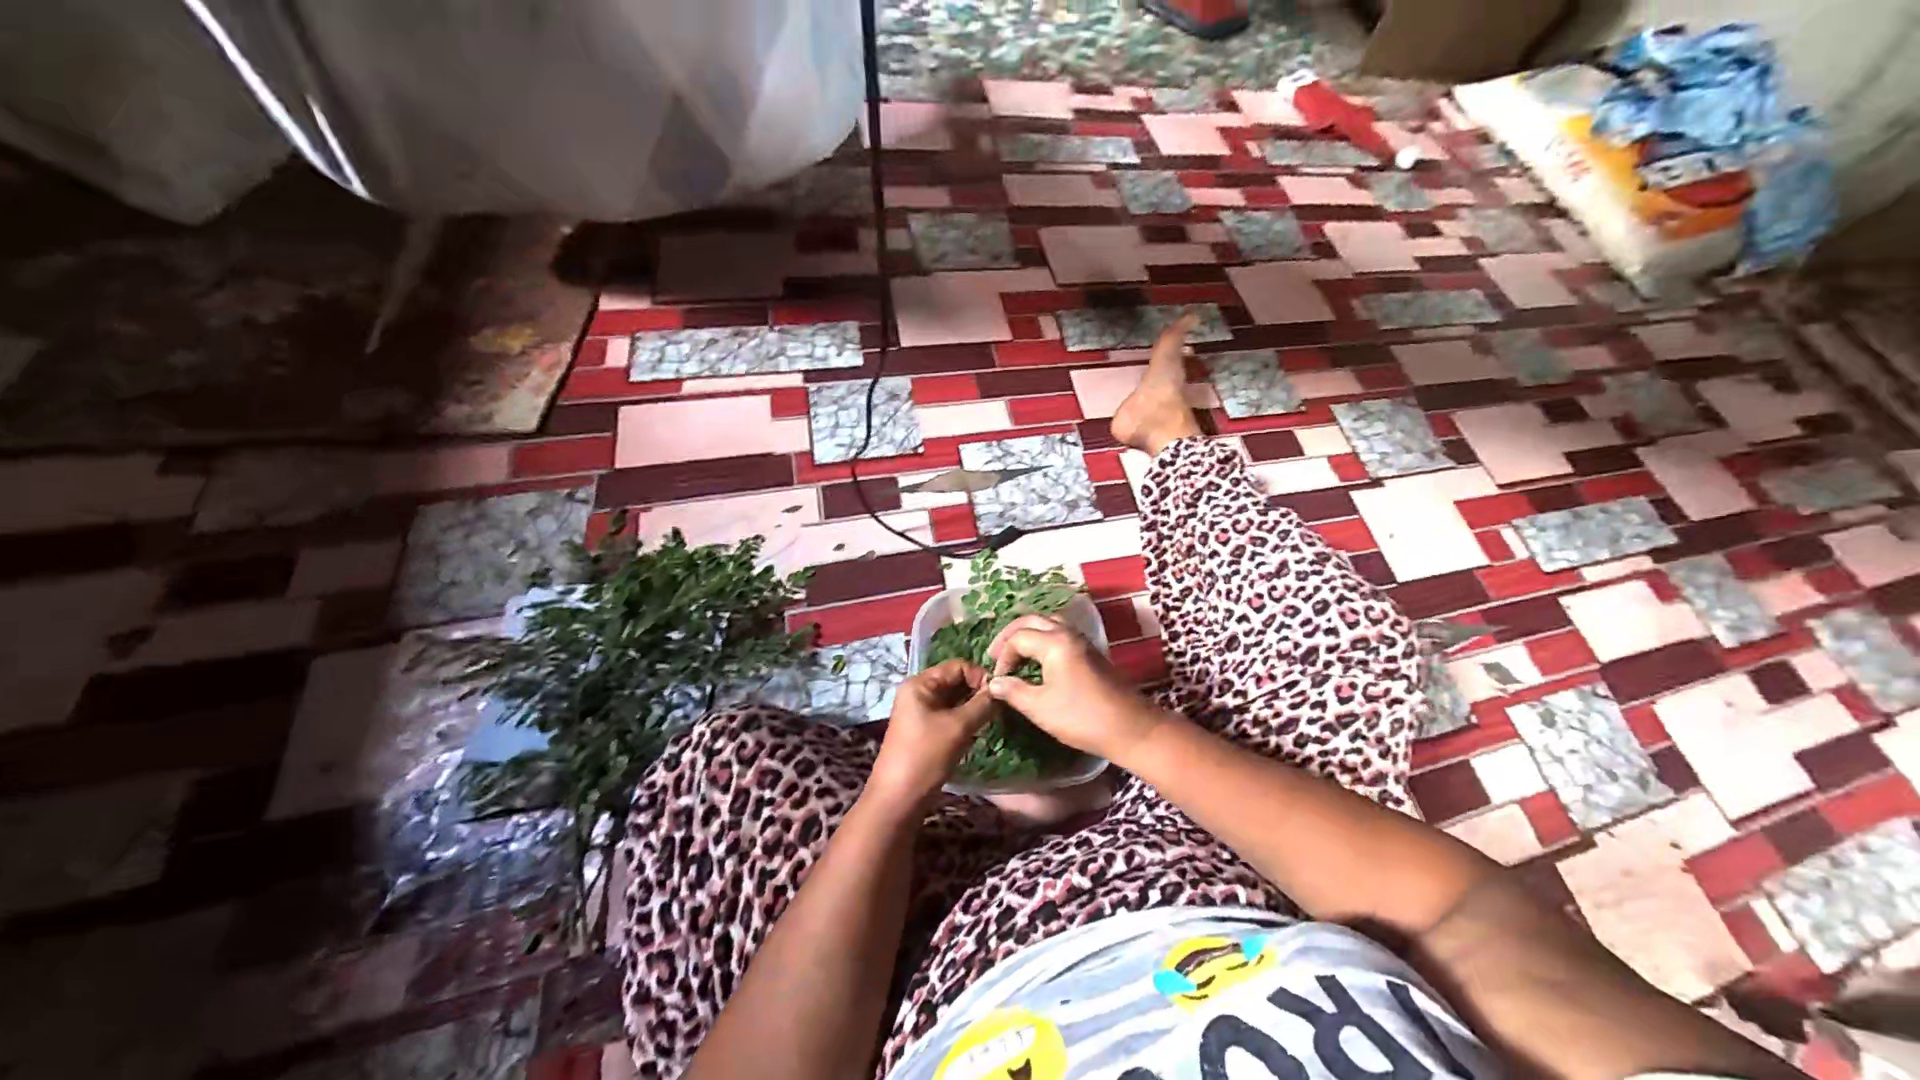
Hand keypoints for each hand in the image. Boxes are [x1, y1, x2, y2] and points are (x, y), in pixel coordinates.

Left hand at [867, 660, 995, 810]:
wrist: (899, 798)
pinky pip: (950, 716)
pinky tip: (978, 732)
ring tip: (991, 720)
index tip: (998, 695)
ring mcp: (920, 712)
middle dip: (978, 692)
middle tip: (999, 709)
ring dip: (973, 707)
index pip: (957, 666)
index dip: (979, 676)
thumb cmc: (926, 756)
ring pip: (954, 700)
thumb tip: (1001, 690)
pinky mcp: (925, 730)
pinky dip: (965, 720)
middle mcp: (918, 693)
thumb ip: (982, 704)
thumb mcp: (958, 727)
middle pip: (955, 681)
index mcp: (920, 684)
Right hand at [985, 615, 1166, 764]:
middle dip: (1011, 635)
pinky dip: (1044, 641)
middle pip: (1033, 621)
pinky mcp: (1092, 654)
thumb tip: (995, 683)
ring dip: (1029, 635)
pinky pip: (1061, 636)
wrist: (1130, 728)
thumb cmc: (1081, 717)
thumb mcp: (1039, 707)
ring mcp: (1083, 643)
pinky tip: (1039, 662)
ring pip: (1050, 625)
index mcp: (1054, 642)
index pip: (1018, 637)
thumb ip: (1013, 691)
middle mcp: (1069, 634)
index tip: (998, 680)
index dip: (1003, 656)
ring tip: (1016, 655)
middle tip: (996, 654)